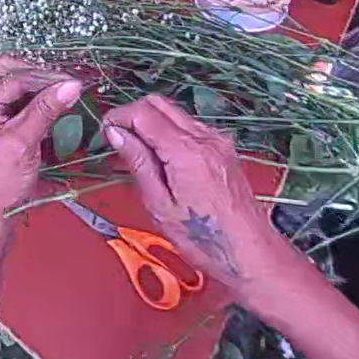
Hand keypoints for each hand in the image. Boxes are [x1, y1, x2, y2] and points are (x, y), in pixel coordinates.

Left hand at [0, 56, 82, 232]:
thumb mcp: (22, 144)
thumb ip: (45, 111)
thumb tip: (71, 84)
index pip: (14, 77)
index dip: (45, 77)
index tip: (73, 81)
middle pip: (13, 73)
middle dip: (43, 77)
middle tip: (70, 85)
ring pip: (19, 84)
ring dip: (43, 87)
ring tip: (68, 91)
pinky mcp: (1, 119)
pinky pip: (22, 99)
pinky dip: (40, 100)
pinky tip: (57, 103)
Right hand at [101, 95, 292, 287]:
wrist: (253, 255)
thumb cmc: (204, 238)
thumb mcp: (160, 205)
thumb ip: (138, 162)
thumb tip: (115, 133)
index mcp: (186, 151)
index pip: (143, 112)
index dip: (118, 116)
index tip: (105, 132)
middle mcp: (204, 137)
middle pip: (158, 103)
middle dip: (133, 115)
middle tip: (118, 140)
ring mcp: (217, 140)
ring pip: (174, 112)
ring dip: (151, 123)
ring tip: (138, 153)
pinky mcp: (223, 147)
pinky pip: (189, 126)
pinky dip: (169, 132)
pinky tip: (162, 159)